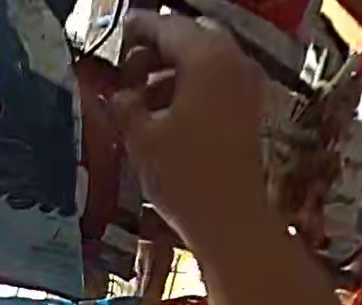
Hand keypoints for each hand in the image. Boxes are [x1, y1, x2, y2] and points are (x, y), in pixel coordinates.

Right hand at [110, 13, 276, 256]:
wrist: (228, 219)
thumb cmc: (182, 177)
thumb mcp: (142, 142)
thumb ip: (125, 109)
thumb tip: (115, 95)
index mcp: (205, 57)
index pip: (167, 27)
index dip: (138, 30)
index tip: (117, 35)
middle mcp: (231, 61)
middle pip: (190, 39)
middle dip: (157, 51)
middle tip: (127, 72)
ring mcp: (244, 86)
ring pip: (203, 64)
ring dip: (170, 74)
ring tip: (139, 101)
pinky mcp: (246, 113)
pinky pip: (214, 86)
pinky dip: (188, 91)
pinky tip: (164, 119)